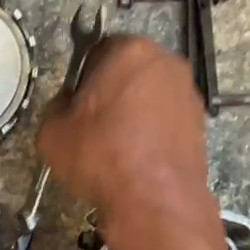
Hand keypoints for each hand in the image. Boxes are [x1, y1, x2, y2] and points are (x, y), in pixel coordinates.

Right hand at [35, 35, 221, 249]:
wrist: (153, 198)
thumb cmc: (99, 156)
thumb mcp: (51, 132)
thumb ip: (56, 108)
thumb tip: (68, 105)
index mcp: (127, 51)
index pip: (95, 51)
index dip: (79, 80)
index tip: (72, 107)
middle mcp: (164, 60)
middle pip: (125, 71)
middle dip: (107, 93)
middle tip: (88, 128)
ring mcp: (186, 90)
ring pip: (146, 95)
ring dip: (129, 113)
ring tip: (111, 149)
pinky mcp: (198, 120)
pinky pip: (162, 119)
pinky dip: (148, 133)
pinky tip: (133, 160)